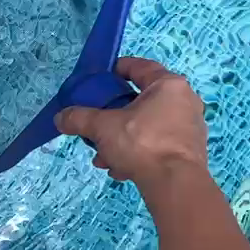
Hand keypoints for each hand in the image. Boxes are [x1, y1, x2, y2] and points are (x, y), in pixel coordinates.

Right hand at [56, 56, 207, 187]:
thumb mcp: (102, 128)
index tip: (102, 76)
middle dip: (114, 116)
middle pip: (141, 101)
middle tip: (97, 125)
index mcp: (168, 85)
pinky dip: (138, 152)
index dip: (118, 68)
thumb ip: (79, 119)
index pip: (140, 67)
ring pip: (147, 126)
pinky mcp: (189, 149)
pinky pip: (156, 144)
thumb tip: (60, 117)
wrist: (174, 182)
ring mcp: (189, 126)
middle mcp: (184, 100)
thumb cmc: (141, 143)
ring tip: (104, 157)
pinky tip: (121, 168)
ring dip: (122, 139)